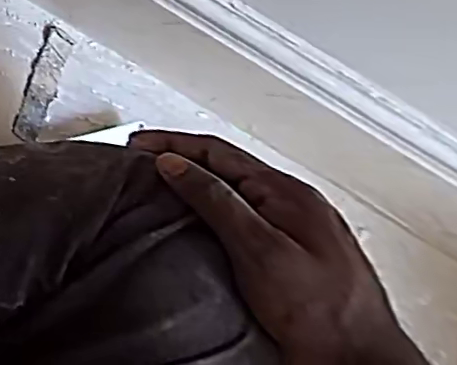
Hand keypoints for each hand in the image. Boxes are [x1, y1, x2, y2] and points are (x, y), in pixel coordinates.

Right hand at [129, 131, 426, 364]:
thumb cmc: (322, 315)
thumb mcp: (259, 248)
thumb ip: (214, 198)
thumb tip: (171, 162)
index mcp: (291, 195)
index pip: (216, 149)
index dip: (169, 142)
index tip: (134, 146)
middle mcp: (297, 205)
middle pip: (223, 165)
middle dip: (177, 159)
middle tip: (139, 163)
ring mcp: (298, 228)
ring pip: (230, 188)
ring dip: (192, 182)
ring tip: (158, 187)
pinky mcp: (291, 249)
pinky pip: (239, 211)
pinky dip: (207, 204)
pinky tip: (192, 217)